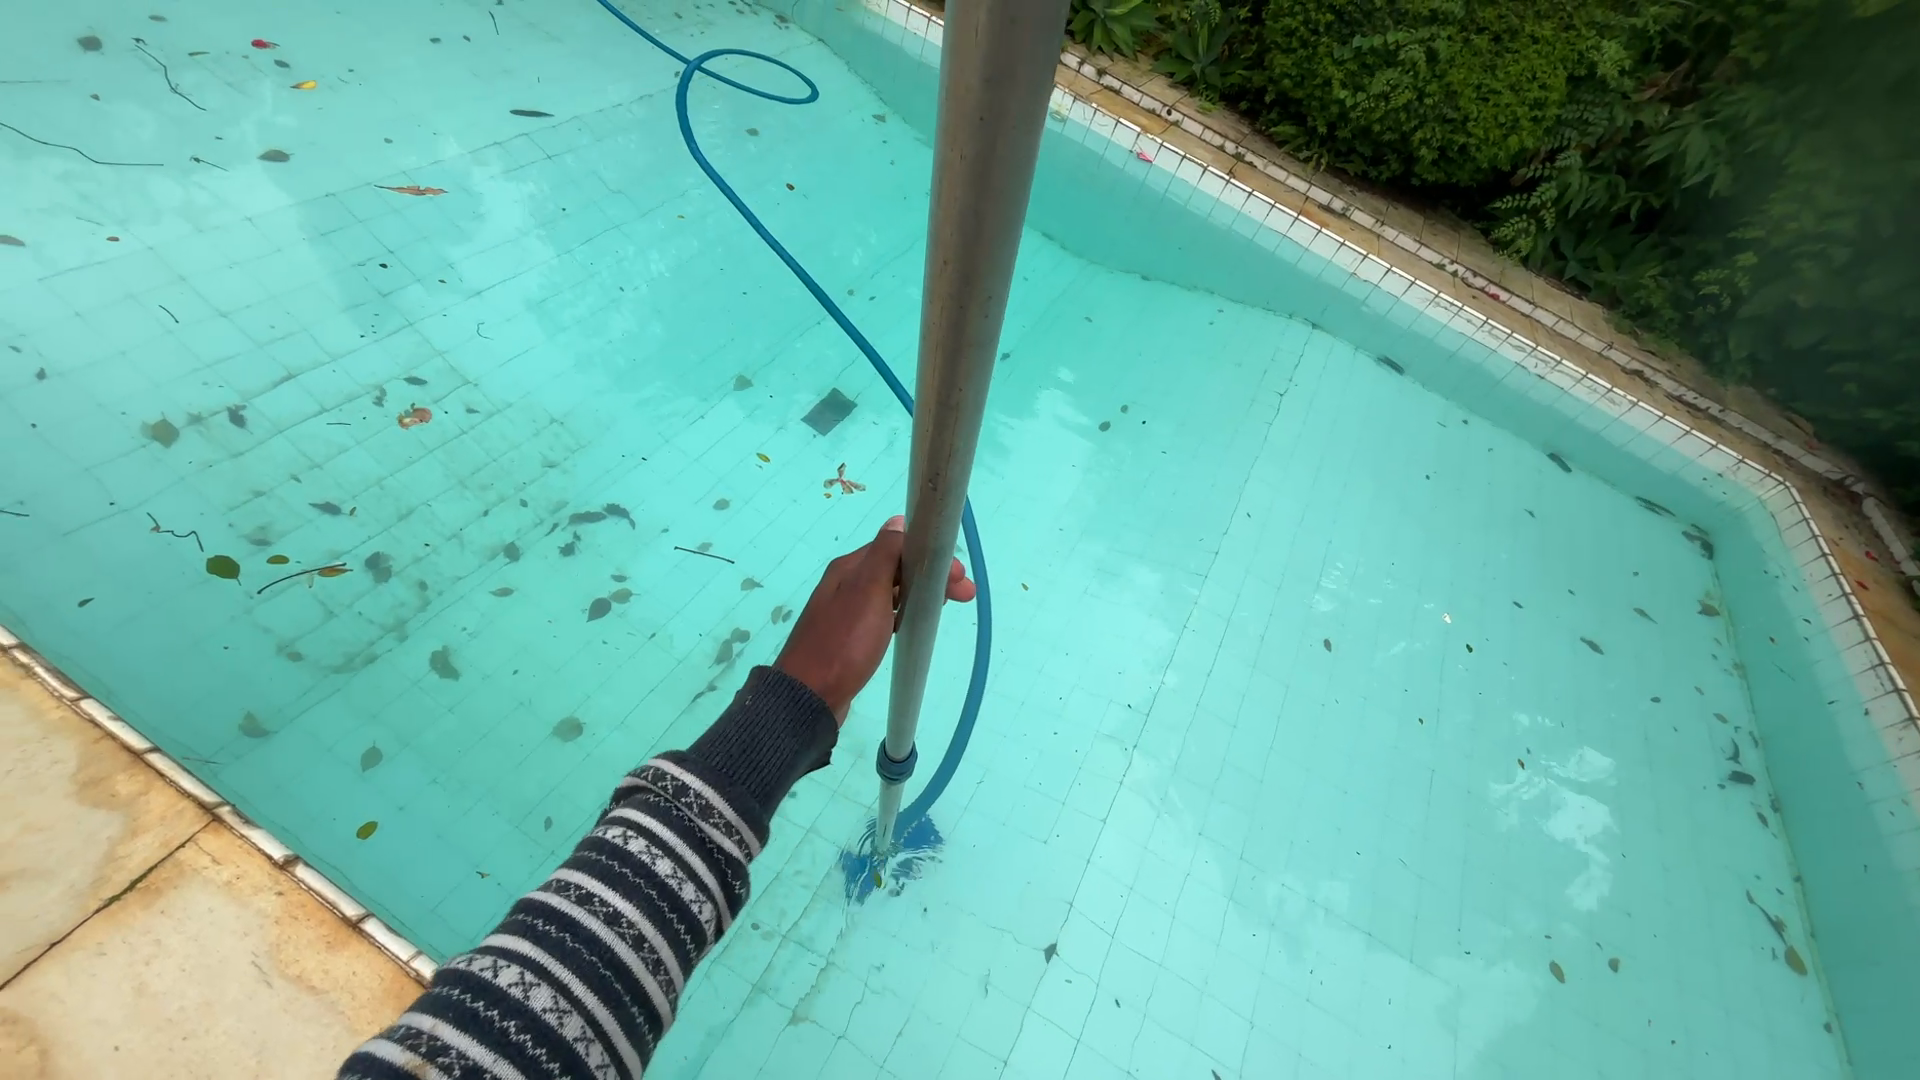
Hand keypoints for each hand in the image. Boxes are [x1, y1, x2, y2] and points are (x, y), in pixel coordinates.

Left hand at [774, 515, 975, 723]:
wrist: (810, 696)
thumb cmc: (844, 641)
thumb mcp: (867, 591)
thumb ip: (885, 554)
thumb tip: (898, 521)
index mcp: (850, 568)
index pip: (897, 547)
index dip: (930, 556)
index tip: (958, 575)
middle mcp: (848, 583)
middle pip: (897, 569)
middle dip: (932, 576)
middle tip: (965, 595)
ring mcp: (849, 610)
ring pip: (892, 592)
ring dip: (922, 594)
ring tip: (947, 608)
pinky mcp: (852, 636)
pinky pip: (885, 614)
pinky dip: (906, 613)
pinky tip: (916, 623)